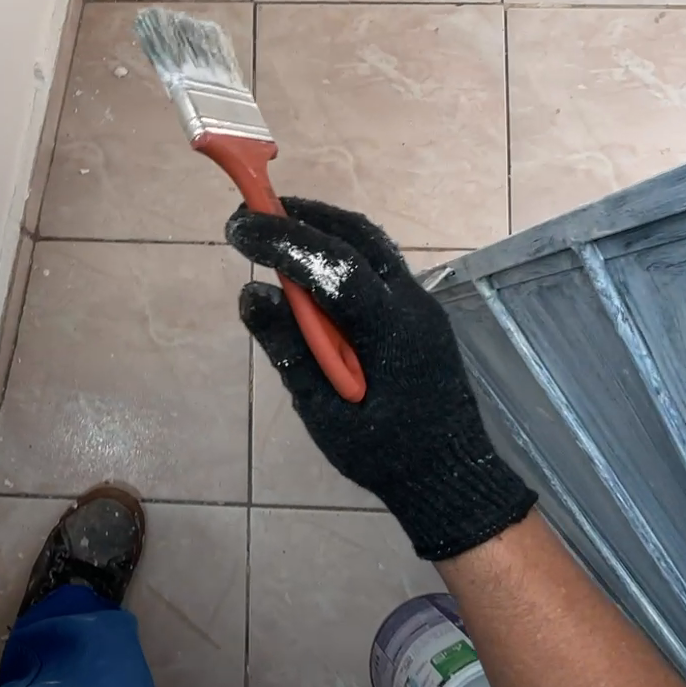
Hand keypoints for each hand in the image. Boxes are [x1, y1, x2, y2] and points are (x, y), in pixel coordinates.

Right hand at [225, 198, 535, 560]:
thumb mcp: (323, 412)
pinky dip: (338, 247)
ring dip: (322, 225)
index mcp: (392, 329)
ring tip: (274, 224)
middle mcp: (411, 302)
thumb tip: (251, 293)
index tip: (237, 229)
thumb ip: (290, 350)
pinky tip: (309, 261)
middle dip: (301, 216)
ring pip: (370, 243)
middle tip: (250, 213)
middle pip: (357, 236)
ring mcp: (419, 302)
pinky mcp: (416, 310)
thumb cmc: (382, 453)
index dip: (283, 240)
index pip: (334, 265)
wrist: (448, 473)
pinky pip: (375, 263)